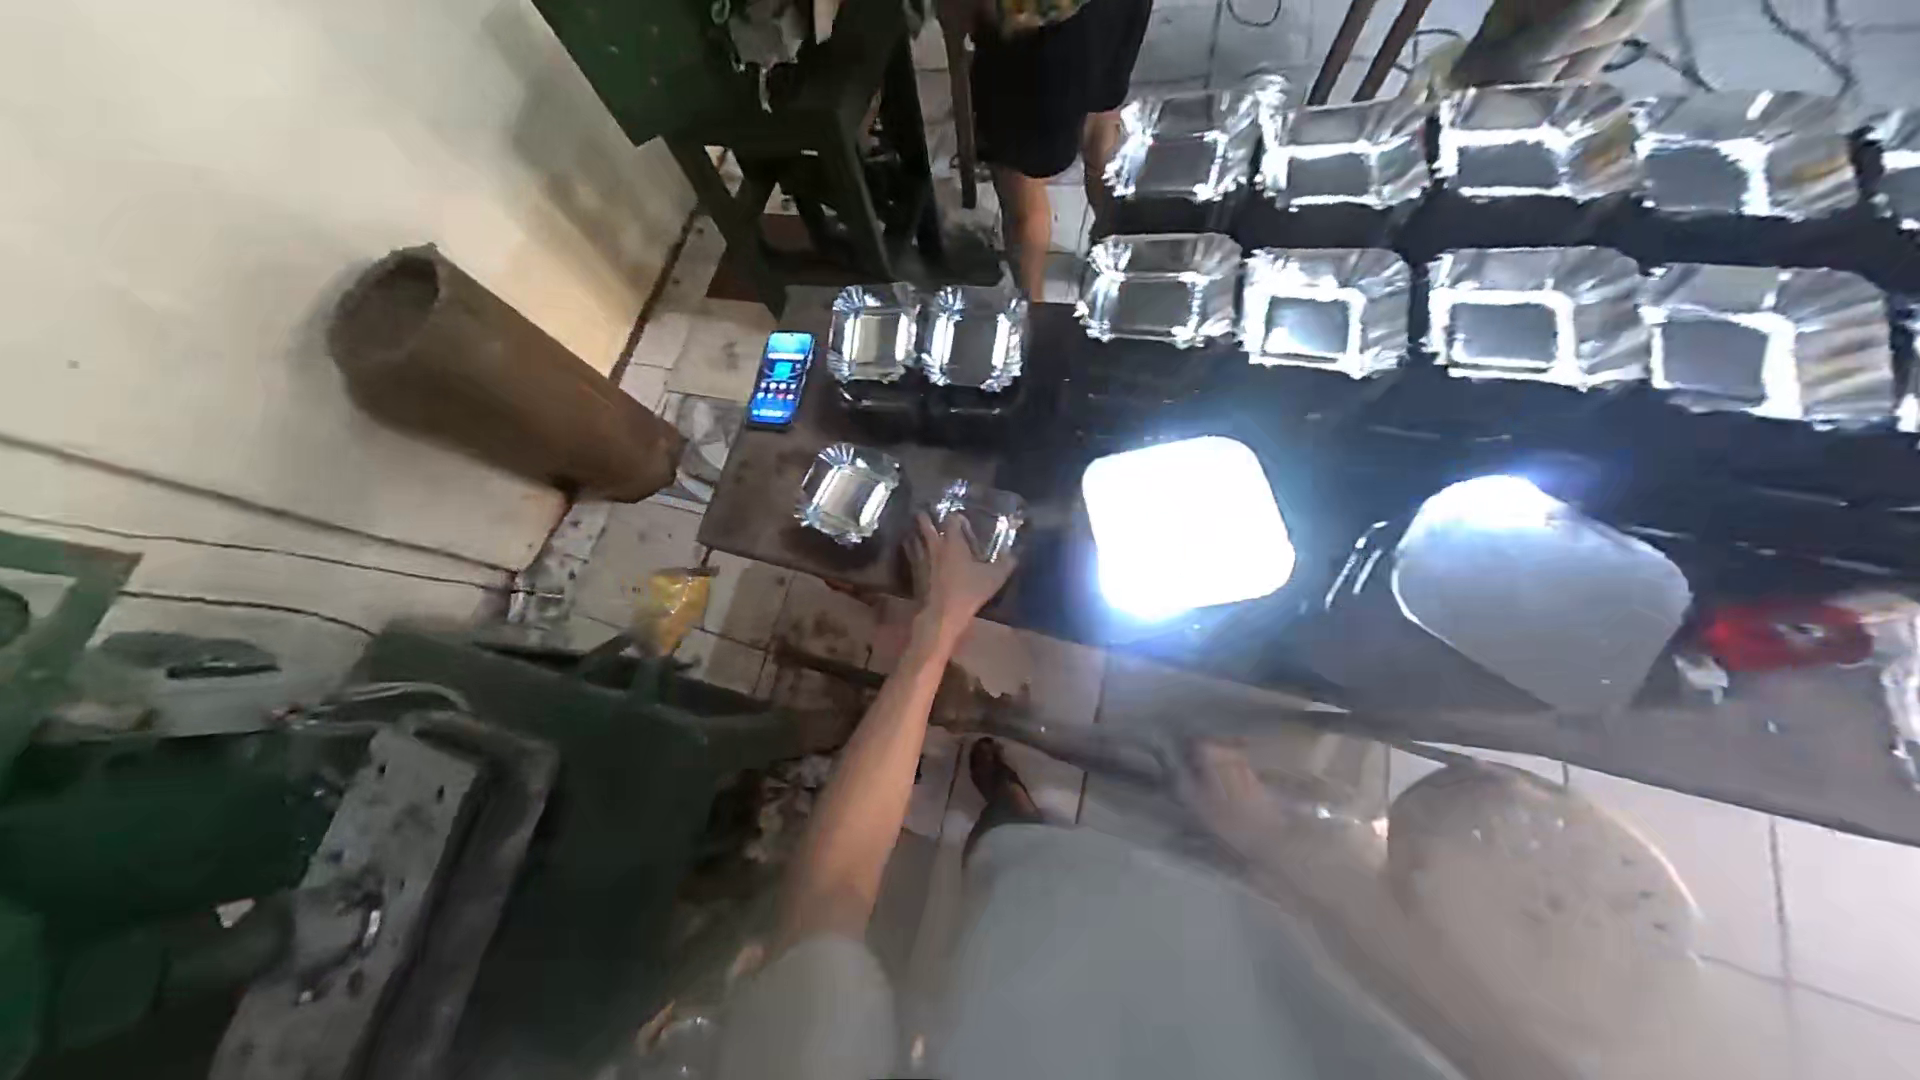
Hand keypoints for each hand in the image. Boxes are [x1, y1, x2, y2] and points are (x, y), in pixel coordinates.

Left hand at [906, 512, 1015, 641]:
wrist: (941, 614)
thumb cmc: (968, 592)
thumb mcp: (994, 578)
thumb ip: (1006, 564)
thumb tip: (1014, 554)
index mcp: (954, 543)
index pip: (952, 520)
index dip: (956, 517)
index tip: (960, 518)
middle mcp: (935, 547)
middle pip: (925, 525)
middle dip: (924, 517)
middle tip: (923, 511)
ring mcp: (922, 559)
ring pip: (914, 539)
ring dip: (915, 533)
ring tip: (915, 530)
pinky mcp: (914, 573)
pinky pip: (910, 556)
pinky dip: (910, 550)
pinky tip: (912, 552)